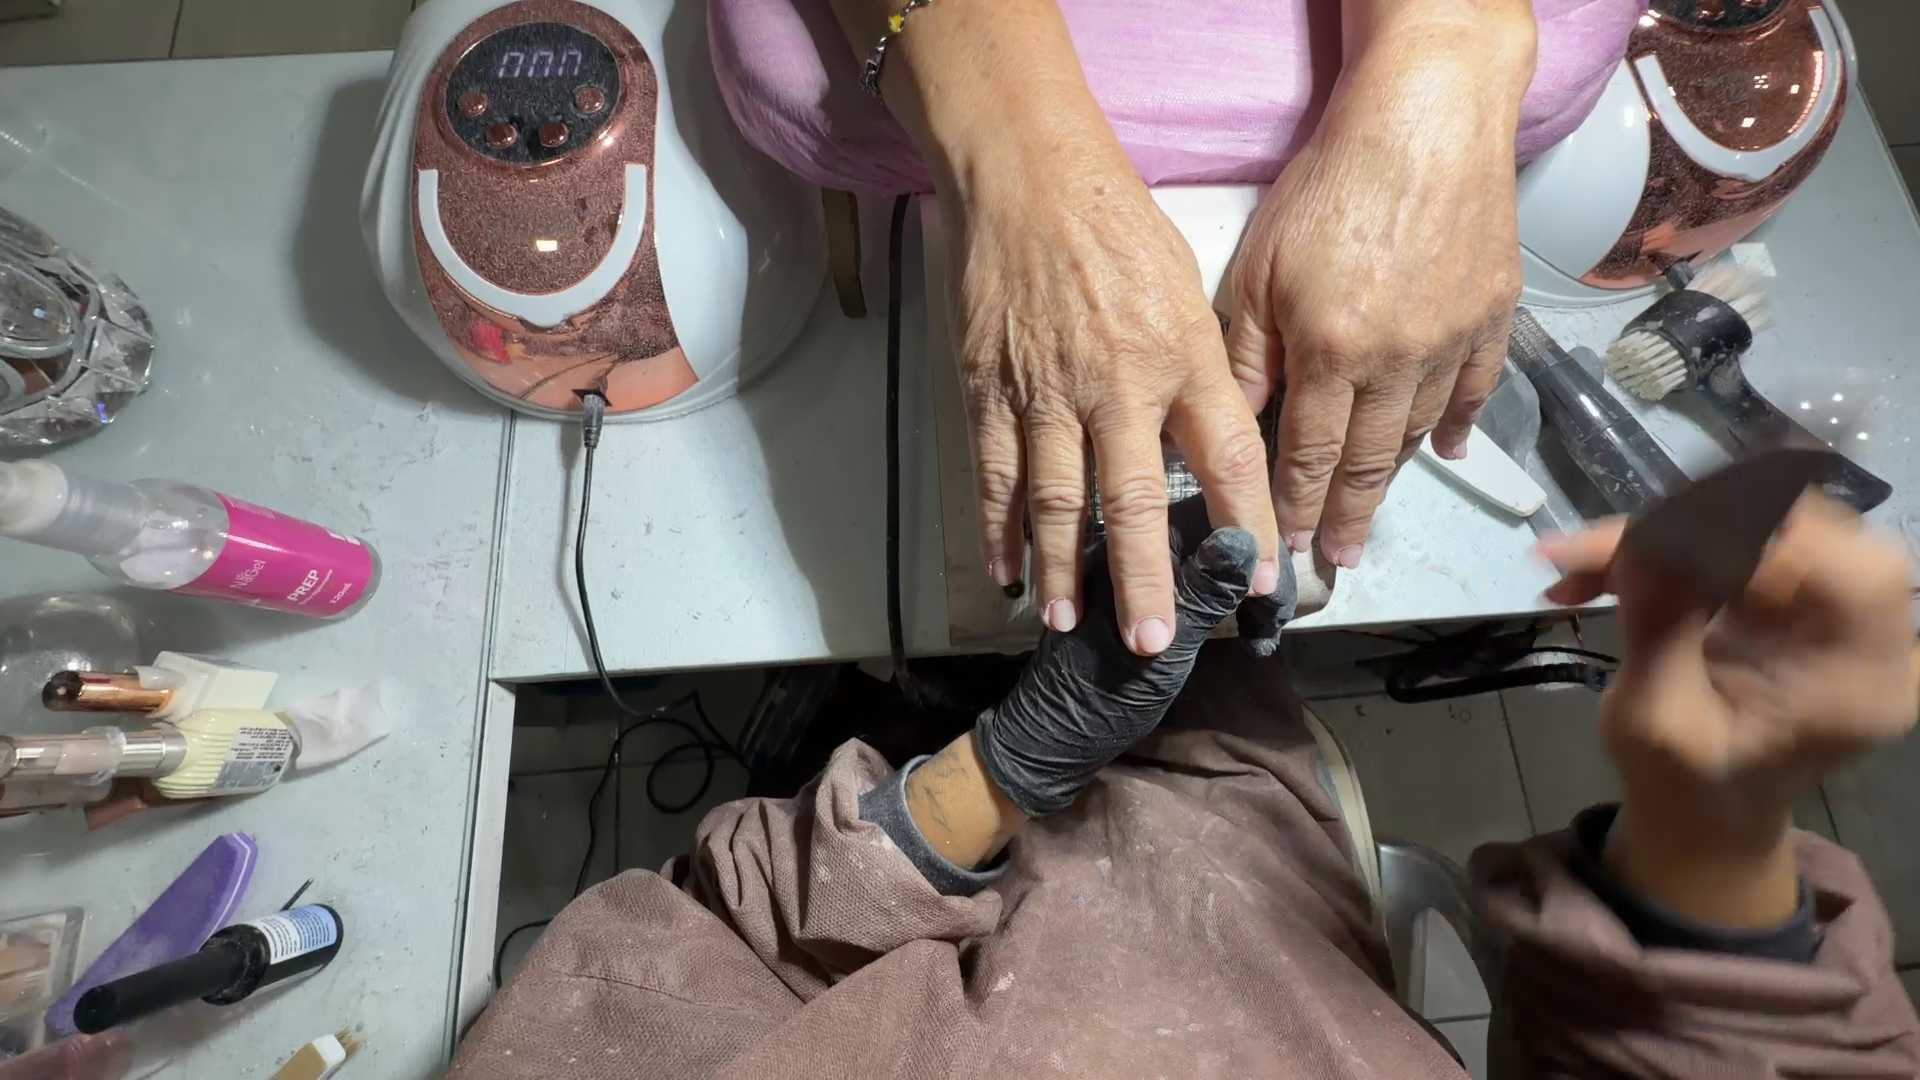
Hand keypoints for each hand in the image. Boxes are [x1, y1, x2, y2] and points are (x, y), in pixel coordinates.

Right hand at [944, 129, 1279, 652]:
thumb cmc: (1117, 230)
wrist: (1029, 182)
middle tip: (1148, 640)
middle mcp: (1116, 384)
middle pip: (1133, 498)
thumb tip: (1212, 450)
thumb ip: (1201, 375)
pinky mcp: (991, 391)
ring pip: (1055, 499)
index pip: (1227, 457)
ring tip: (1066, 621)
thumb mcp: (1188, 293)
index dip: (1248, 526)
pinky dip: (999, 528)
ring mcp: (1046, 392)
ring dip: (1061, 567)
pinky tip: (1007, 570)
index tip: (1260, 586)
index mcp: (1180, 356)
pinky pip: (994, 473)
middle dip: (1143, 576)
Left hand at [972, 495, 1286, 817]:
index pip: (1211, 514)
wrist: (1051, 736)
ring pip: (1212, 551)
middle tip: (1272, 624)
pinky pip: (1197, 576)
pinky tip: (1245, 630)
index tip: (1276, 604)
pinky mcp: (1144, 591)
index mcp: (1129, 549)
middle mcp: (1132, 544)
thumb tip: (1243, 535)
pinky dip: (1229, 598)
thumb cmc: (1098, 700)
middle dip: (1260, 569)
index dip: (1259, 549)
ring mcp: (1137, 566)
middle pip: (1218, 527)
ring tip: (1262, 631)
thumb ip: (1198, 597)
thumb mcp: (1158, 655)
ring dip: (1248, 585)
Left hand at [1228, 17, 1534, 567]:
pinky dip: (1456, 424)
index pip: (1309, 453)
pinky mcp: (1493, 312)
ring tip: (1374, 519)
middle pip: (1367, 459)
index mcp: (1332, 353)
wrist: (1426, 117)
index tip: (1290, 546)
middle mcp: (1396, 359)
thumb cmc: (1327, 191)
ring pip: (1415, 433)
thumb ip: (1245, 359)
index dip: (1296, 506)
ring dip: (1392, 482)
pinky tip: (1444, 454)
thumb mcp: (1256, 276)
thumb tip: (1229, 424)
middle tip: (1340, 557)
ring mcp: (1452, 338)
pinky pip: (1475, 387)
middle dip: (1347, 515)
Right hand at [1540, 495, 1918, 919]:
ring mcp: (1818, 614)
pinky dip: (1646, 556)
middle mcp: (1860, 632)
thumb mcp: (1657, 719)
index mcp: (1860, 676)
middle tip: (1586, 550)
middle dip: (1682, 532)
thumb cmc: (1682, 781)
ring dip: (1647, 543)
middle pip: (1795, 537)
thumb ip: (1659, 630)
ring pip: (1744, 536)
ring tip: (1567, 569)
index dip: (1753, 541)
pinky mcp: (1776, 605)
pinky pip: (1717, 554)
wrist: (1700, 810)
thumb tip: (1639, 545)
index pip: (1845, 574)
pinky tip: (1589, 579)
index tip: (1645, 540)